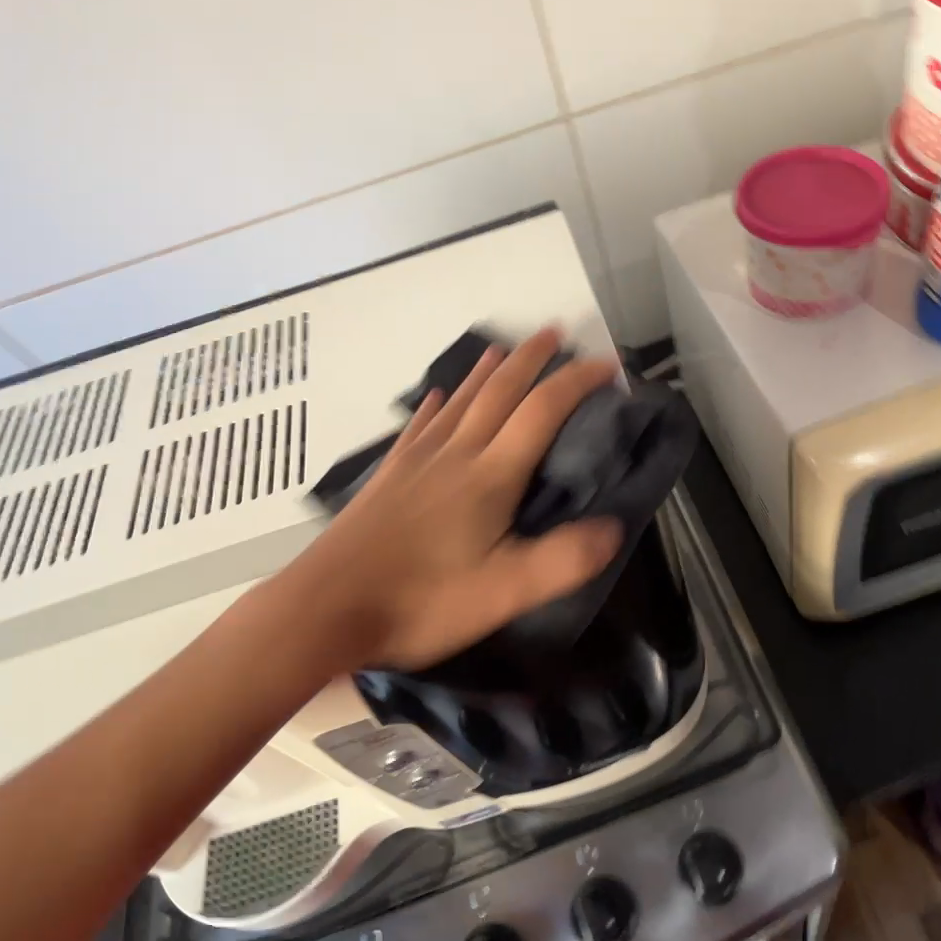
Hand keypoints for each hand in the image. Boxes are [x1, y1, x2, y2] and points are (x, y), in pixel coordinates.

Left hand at [281, 327, 624, 670]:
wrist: (325, 609)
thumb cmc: (421, 602)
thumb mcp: (505, 594)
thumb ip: (563, 560)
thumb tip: (615, 527)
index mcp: (490, 476)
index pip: (542, 411)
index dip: (577, 382)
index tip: (606, 365)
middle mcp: (455, 455)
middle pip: (499, 392)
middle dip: (531, 360)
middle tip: (554, 332)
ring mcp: (416, 463)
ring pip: (458, 403)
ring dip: (486, 373)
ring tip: (502, 349)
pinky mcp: (388, 479)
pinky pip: (418, 428)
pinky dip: (434, 407)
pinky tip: (433, 398)